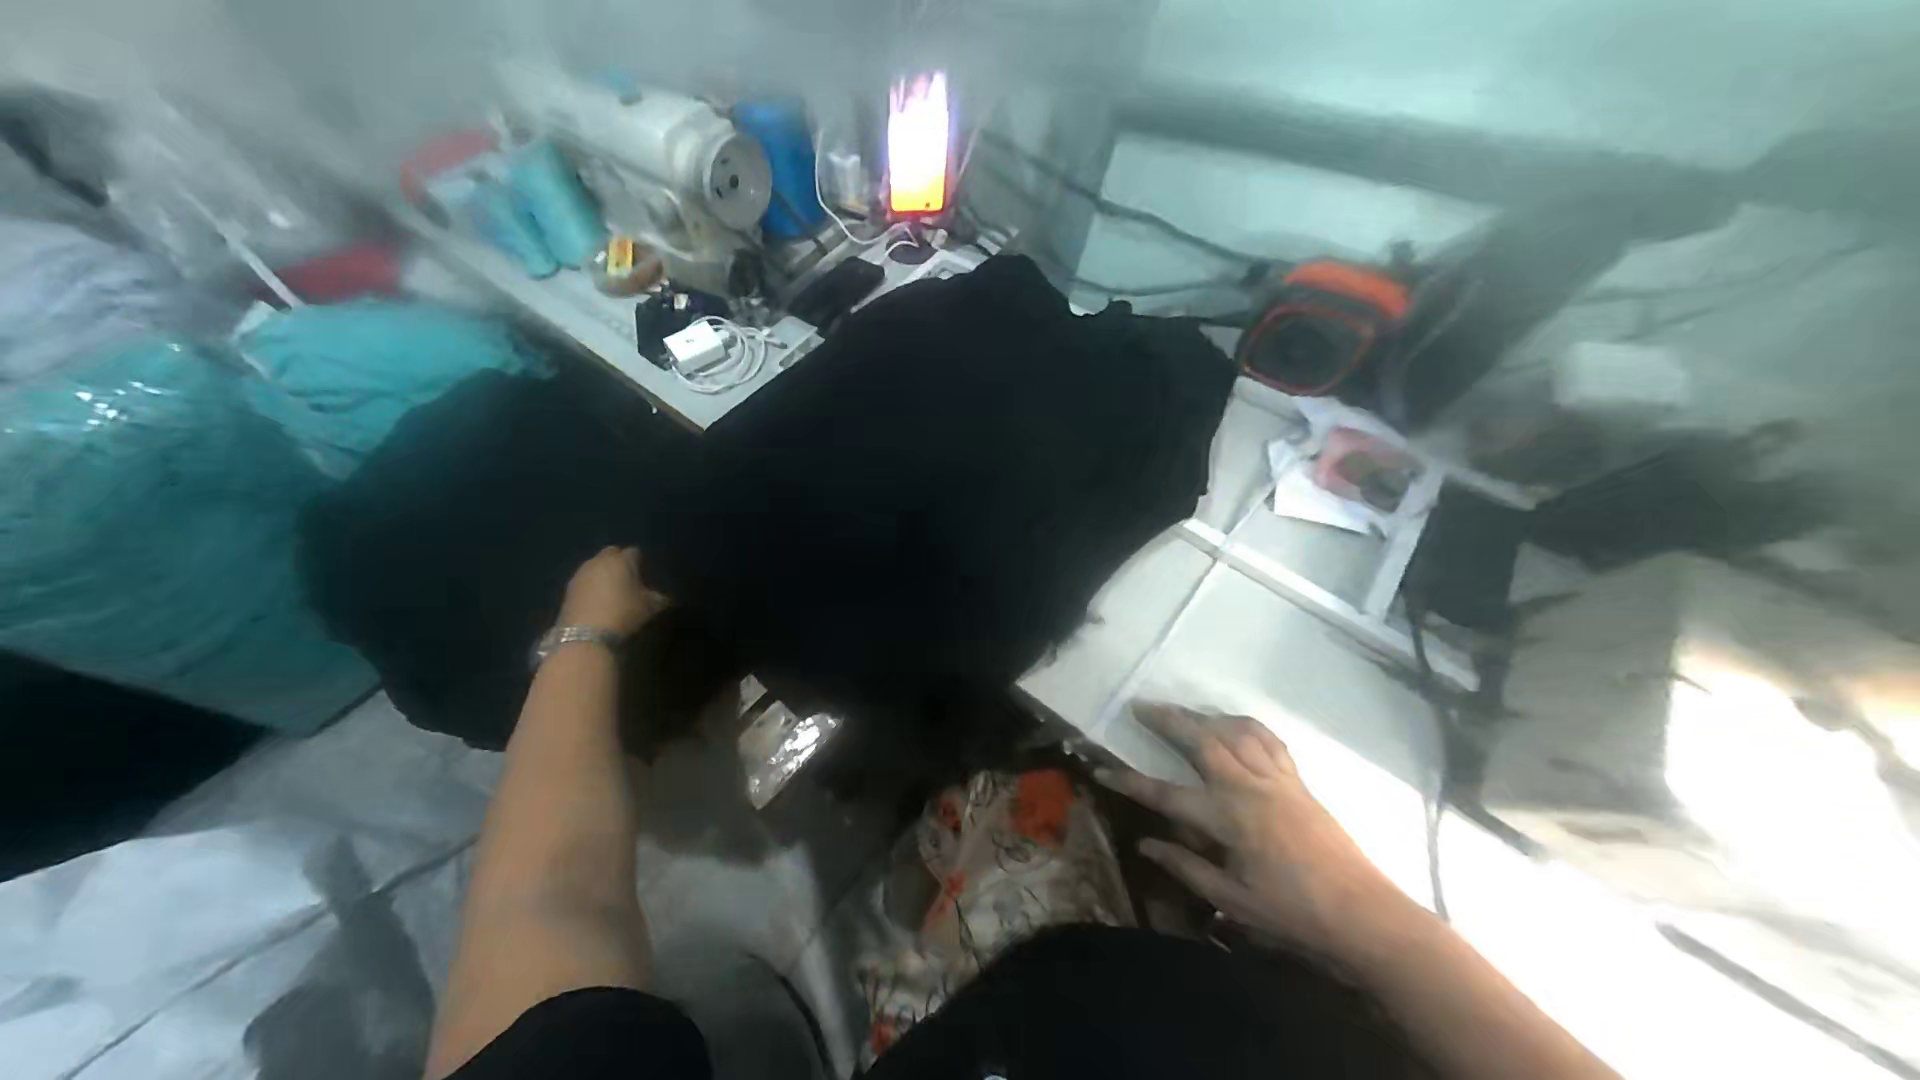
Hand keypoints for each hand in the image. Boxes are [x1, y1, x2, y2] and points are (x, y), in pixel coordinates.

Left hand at [557, 547, 667, 636]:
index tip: (646, 576)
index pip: (635, 552)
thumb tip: (661, 597)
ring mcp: (581, 574)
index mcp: (622, 560)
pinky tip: (597, 601)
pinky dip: (592, 585)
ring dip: (604, 572)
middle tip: (629, 579)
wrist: (585, 635)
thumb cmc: (624, 614)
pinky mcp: (568, 589)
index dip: (641, 562)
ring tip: (612, 590)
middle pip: (612, 552)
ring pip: (595, 565)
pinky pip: (584, 580)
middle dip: (620, 561)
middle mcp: (600, 561)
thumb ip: (659, 597)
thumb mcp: (651, 607)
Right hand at [1095, 703, 1406, 957]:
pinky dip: (1244, 725)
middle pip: (1201, 740)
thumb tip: (1146, 844)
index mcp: (1227, 818)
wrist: (1364, 913)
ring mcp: (1276, 779)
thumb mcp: (1232, 901)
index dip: (1129, 781)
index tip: (1101, 769)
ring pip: (1234, 731)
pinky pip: (1267, 740)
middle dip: (1167, 720)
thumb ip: (1186, 867)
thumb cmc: (1293, 913)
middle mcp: (1248, 787)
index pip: (1165, 793)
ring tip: (1181, 711)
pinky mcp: (1297, 780)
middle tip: (1141, 706)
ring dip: (1203, 716)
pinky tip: (1232, 724)